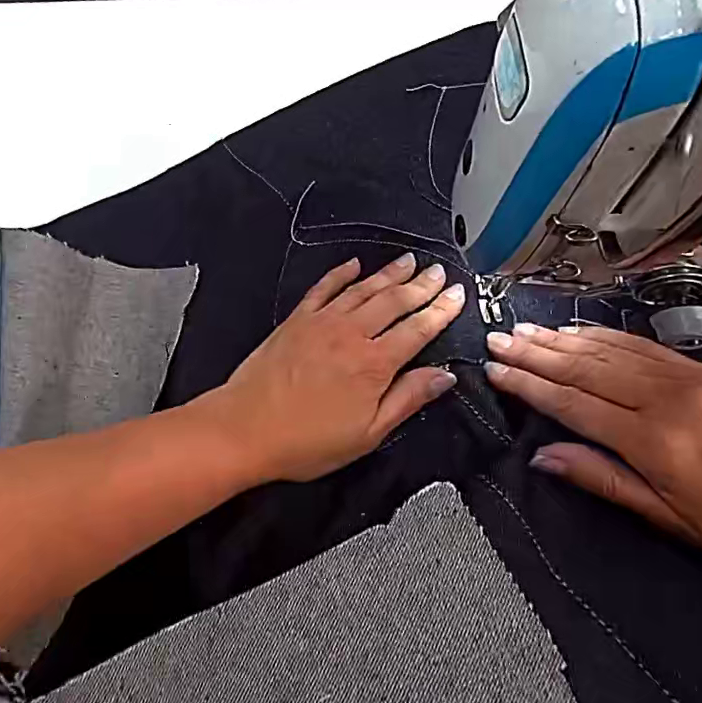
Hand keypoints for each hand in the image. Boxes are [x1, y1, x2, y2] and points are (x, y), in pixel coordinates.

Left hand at [204, 254, 464, 481]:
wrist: (243, 429)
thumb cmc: (307, 441)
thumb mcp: (367, 433)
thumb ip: (407, 399)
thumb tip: (444, 376)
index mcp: (374, 363)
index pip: (418, 329)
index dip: (441, 311)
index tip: (458, 295)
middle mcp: (352, 333)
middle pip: (395, 301)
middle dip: (422, 285)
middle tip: (440, 271)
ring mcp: (323, 321)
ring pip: (364, 289)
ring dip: (390, 273)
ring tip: (410, 261)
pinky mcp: (297, 319)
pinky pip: (324, 288)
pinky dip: (341, 274)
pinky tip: (354, 264)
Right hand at [486, 323, 701, 588]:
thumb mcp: (675, 520)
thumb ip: (604, 481)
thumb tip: (546, 457)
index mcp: (653, 439)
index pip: (572, 401)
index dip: (528, 384)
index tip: (495, 368)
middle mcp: (663, 395)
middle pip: (584, 366)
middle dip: (535, 352)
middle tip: (498, 336)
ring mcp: (685, 375)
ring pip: (609, 349)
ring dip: (564, 338)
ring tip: (528, 330)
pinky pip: (642, 344)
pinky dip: (605, 335)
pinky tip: (585, 332)